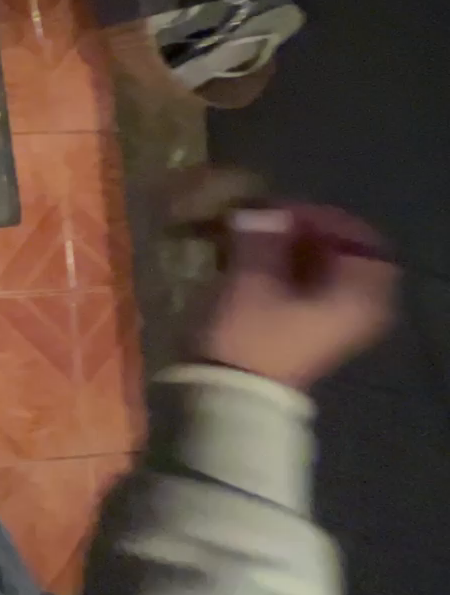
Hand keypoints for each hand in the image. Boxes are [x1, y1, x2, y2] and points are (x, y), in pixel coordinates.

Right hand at [197, 204, 399, 389]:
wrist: (234, 386)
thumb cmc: (248, 332)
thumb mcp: (250, 280)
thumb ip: (259, 239)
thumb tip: (261, 209)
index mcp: (360, 293)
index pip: (358, 239)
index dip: (318, 216)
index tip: (272, 207)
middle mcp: (359, 304)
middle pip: (338, 251)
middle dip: (294, 229)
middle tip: (250, 217)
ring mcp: (333, 317)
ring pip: (317, 266)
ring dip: (280, 245)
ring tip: (237, 235)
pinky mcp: (306, 324)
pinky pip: (301, 283)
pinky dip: (275, 265)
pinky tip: (239, 260)